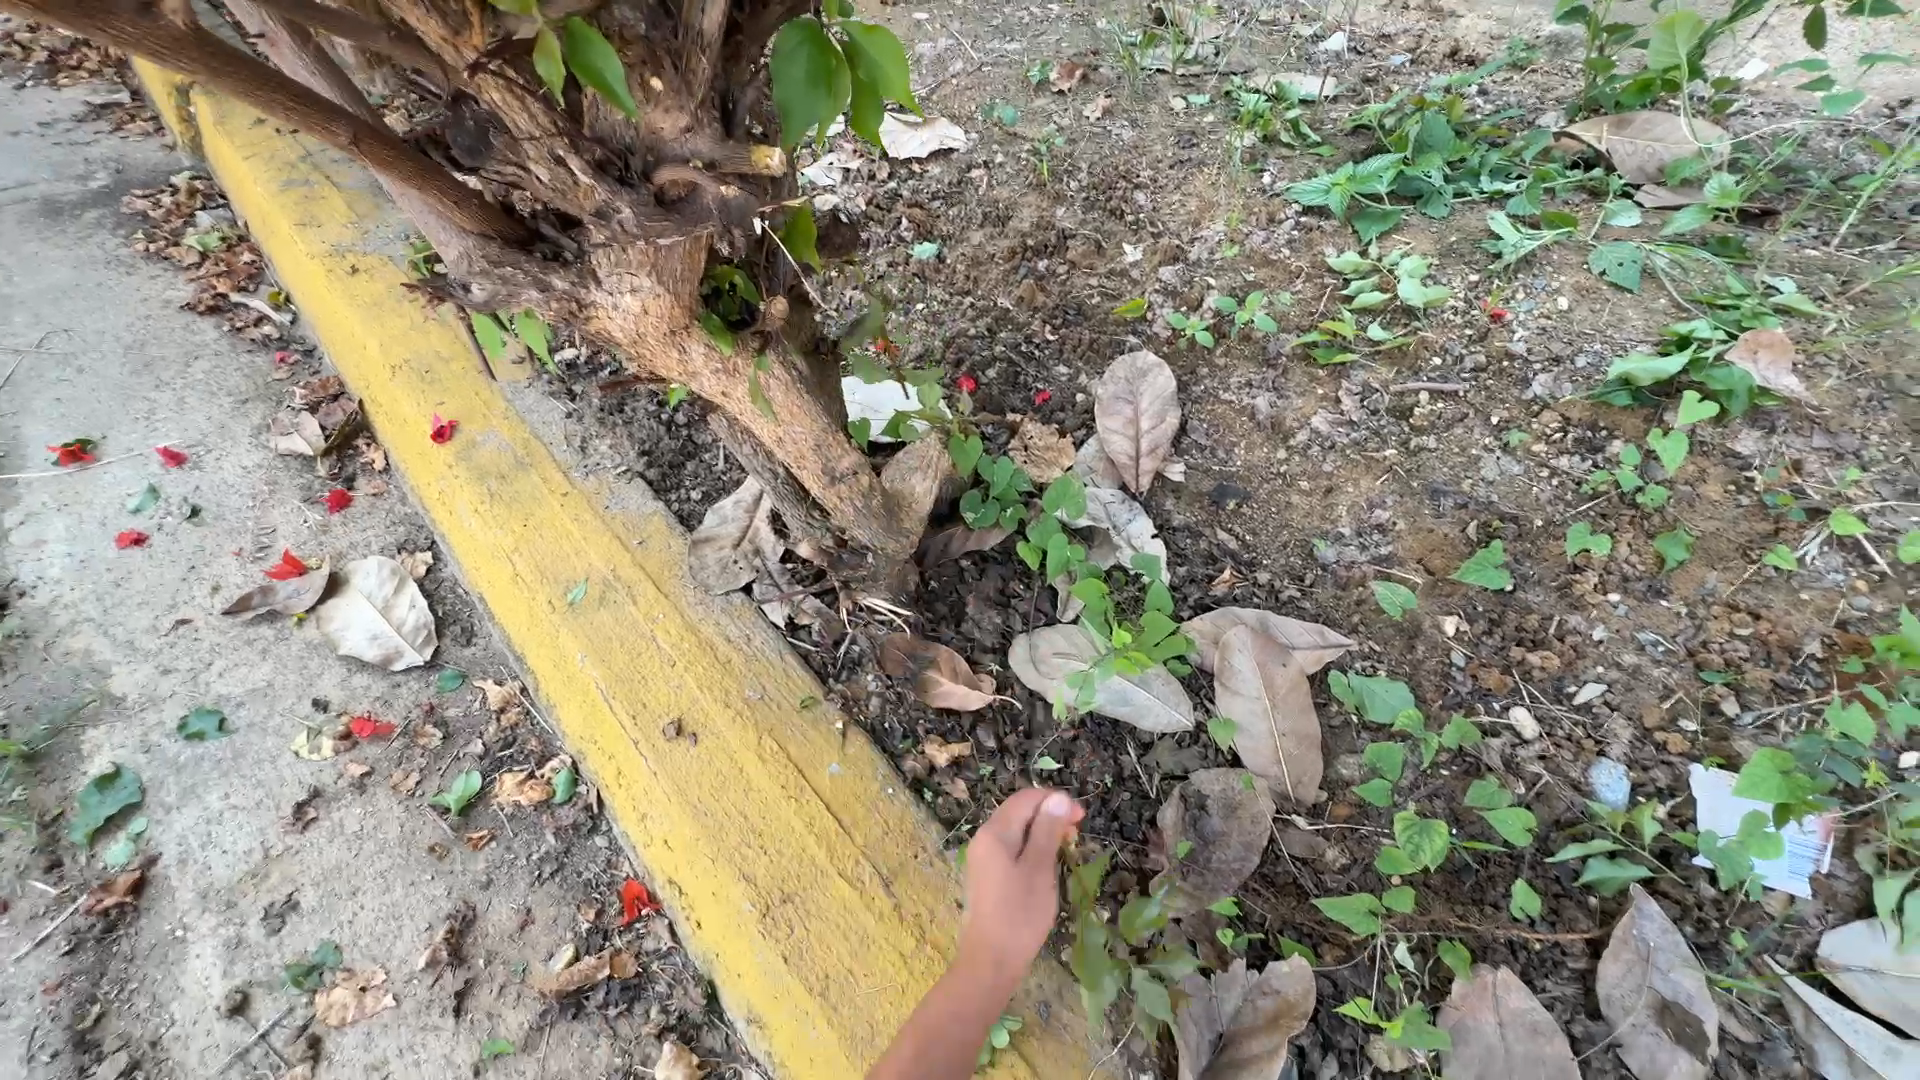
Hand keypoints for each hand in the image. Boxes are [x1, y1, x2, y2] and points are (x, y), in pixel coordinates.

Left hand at [957, 786, 1084, 986]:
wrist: (991, 960)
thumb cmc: (1019, 914)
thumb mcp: (1039, 869)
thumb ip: (1047, 830)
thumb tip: (1057, 798)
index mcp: (995, 832)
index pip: (1026, 798)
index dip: (1054, 800)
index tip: (1081, 817)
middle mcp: (984, 837)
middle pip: (1019, 811)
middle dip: (1049, 814)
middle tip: (1076, 831)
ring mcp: (983, 856)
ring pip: (1016, 829)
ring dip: (1041, 830)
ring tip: (1065, 845)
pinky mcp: (987, 873)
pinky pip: (1011, 847)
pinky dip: (1031, 847)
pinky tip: (1046, 862)